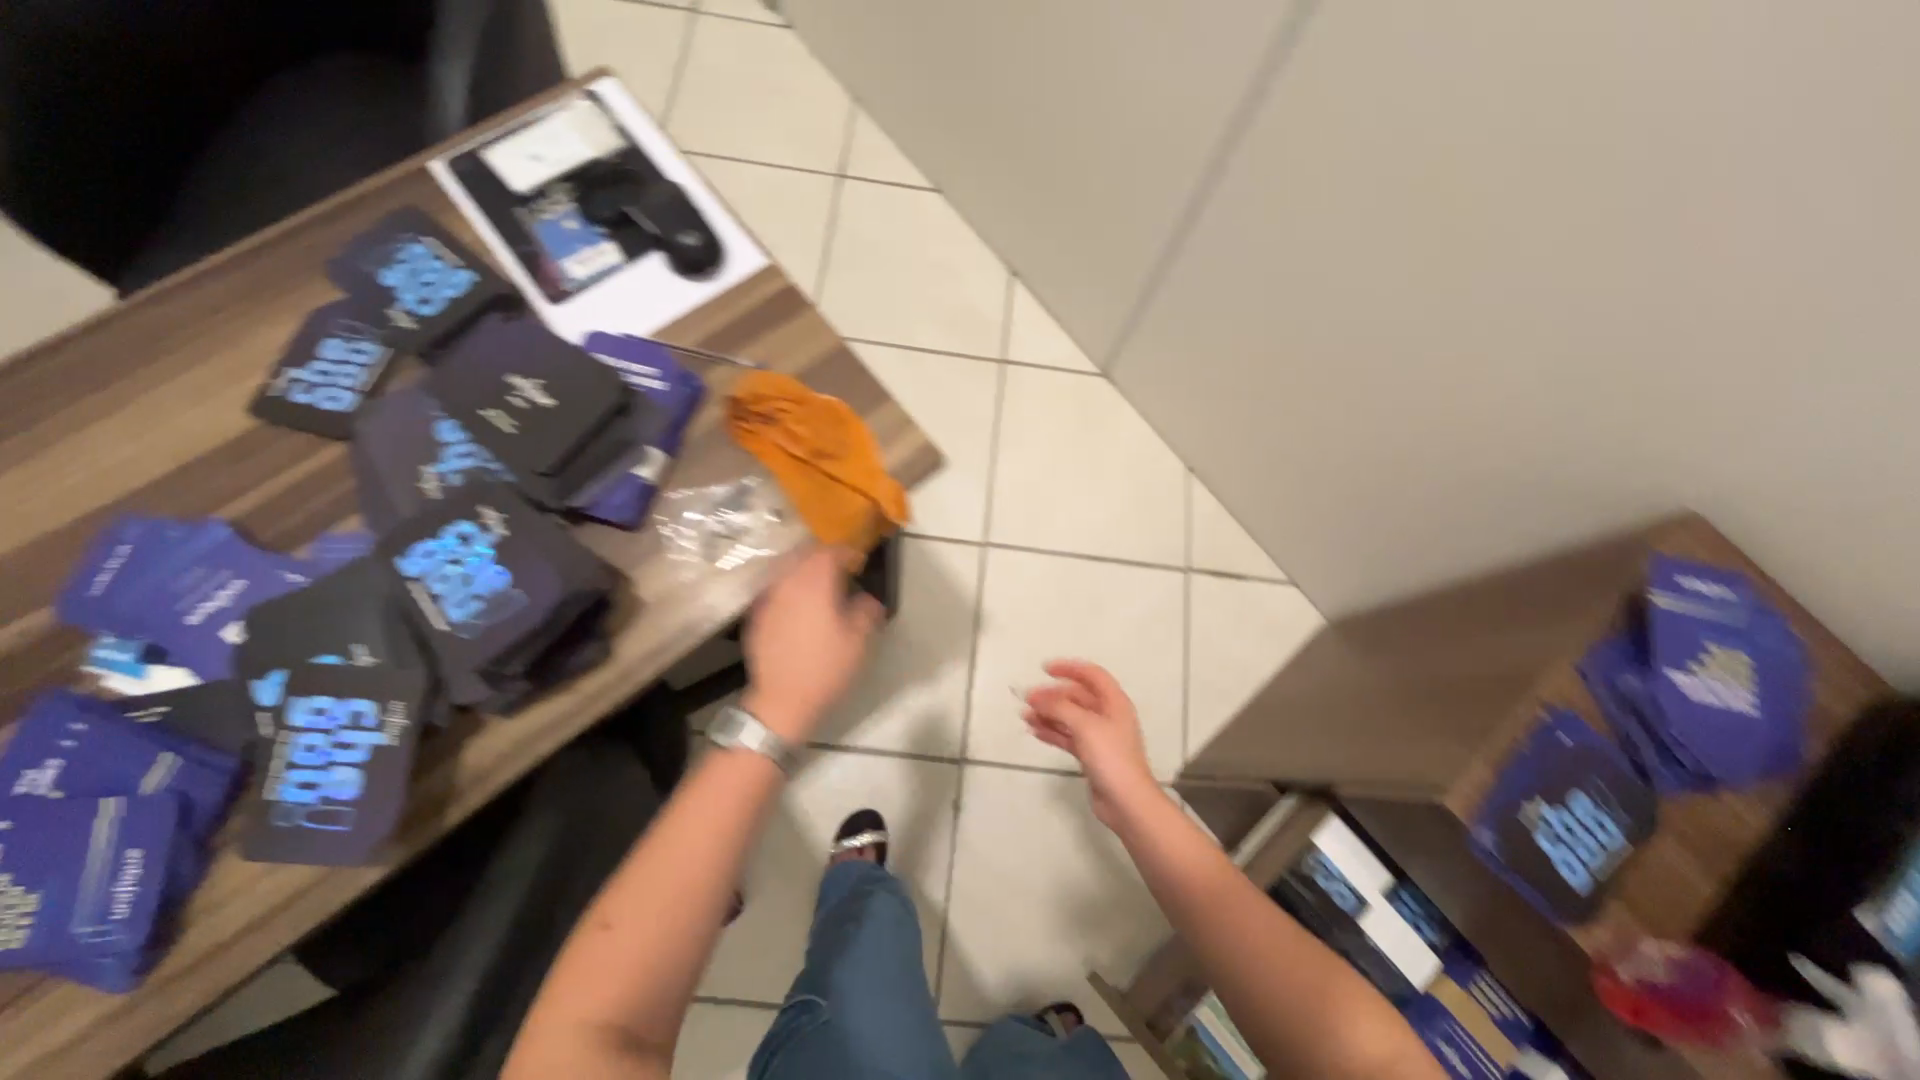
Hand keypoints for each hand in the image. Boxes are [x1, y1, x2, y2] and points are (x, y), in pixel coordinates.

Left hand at [743, 547, 885, 740]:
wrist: (782, 700)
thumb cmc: (826, 668)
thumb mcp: (859, 641)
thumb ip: (866, 610)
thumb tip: (867, 599)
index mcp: (814, 584)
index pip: (829, 552)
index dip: (846, 552)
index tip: (859, 562)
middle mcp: (787, 584)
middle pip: (803, 555)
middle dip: (822, 557)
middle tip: (840, 570)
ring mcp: (768, 599)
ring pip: (786, 570)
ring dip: (803, 571)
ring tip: (818, 586)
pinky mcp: (756, 616)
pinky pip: (774, 590)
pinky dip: (788, 588)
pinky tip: (798, 605)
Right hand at [1023, 660, 1161, 827]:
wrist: (1126, 801)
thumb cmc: (1110, 757)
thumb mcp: (1085, 725)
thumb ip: (1059, 707)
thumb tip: (1035, 695)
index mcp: (1114, 702)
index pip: (1092, 675)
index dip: (1069, 668)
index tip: (1044, 669)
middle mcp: (1108, 715)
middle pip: (1078, 696)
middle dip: (1053, 695)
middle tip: (1028, 698)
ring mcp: (1099, 736)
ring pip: (1070, 718)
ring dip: (1048, 714)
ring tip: (1025, 715)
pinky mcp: (1091, 755)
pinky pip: (1068, 736)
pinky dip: (1052, 732)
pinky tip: (1034, 731)